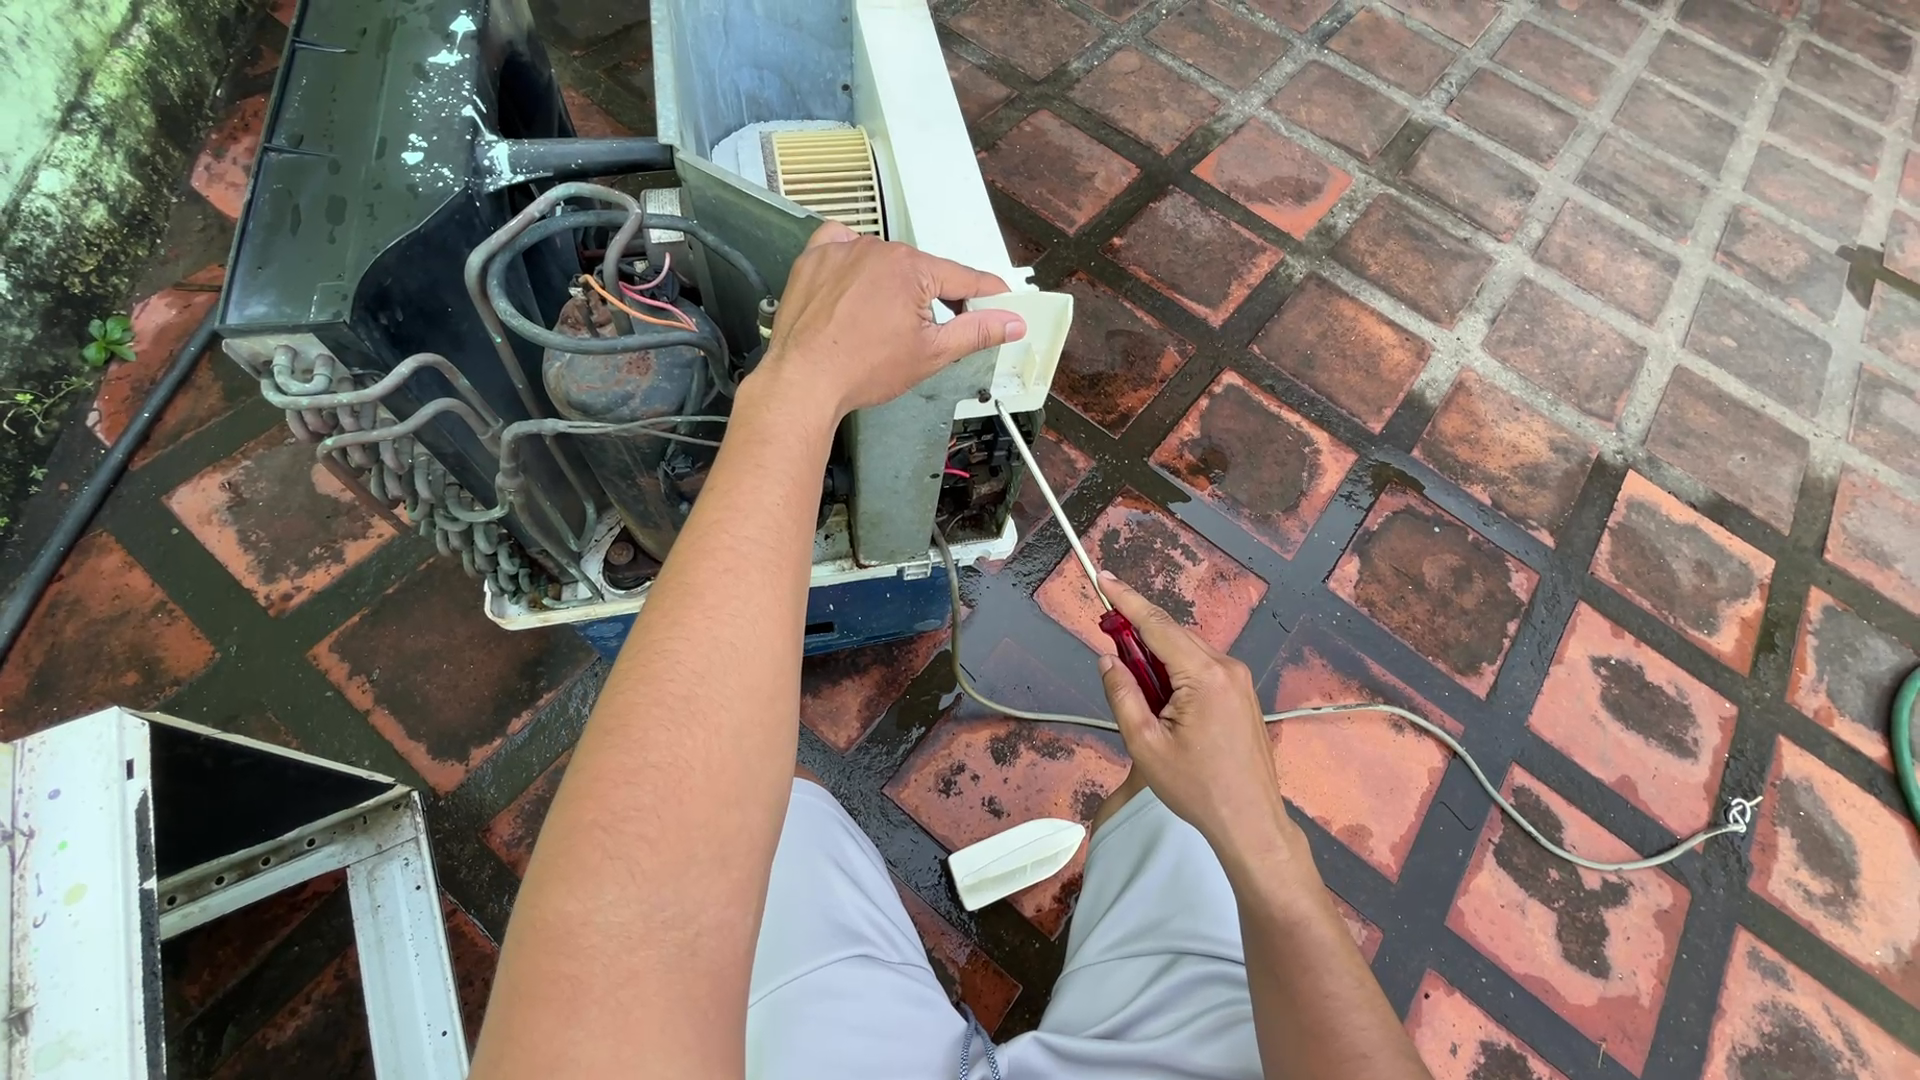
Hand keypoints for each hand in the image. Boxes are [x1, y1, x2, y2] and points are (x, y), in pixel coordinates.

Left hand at [758, 221, 1027, 418]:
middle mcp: (878, 248)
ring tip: (882, 323)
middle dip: (932, 297)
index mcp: (912, 268)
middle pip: (921, 270)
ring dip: (891, 284)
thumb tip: (1012, 321)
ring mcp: (842, 250)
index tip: (1000, 298)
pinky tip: (855, 284)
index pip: (962, 278)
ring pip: (882, 261)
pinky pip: (841, 246)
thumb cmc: (864, 369)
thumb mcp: (931, 353)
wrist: (805, 380)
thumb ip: (976, 332)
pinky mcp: (813, 259)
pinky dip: (853, 261)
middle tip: (929, 332)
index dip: (985, 293)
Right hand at [1095, 572, 1301, 861]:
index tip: (1102, 578)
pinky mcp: (1243, 694)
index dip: (1126, 600)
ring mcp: (1240, 680)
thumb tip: (1107, 659)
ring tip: (1134, 684)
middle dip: (1136, 631)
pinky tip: (1161, 696)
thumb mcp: (1144, 744)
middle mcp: (1227, 668)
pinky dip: (1175, 670)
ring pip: (1187, 651)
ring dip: (1155, 656)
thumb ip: (1122, 694)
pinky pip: (1201, 667)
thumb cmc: (1196, 787)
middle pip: (1172, 635)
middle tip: (1105, 636)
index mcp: (1203, 676)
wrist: (1251, 822)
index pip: (1157, 625)